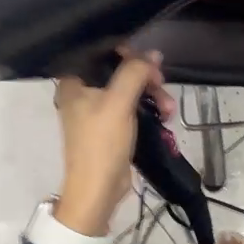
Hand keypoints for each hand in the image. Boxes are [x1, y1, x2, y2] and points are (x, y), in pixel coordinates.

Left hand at [51, 53, 172, 236]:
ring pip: (129, 89)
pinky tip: (165, 116)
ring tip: (169, 109)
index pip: (102, 52)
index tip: (150, 63)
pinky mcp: (110, 125)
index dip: (129, 53)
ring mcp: (96, 109)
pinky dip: (148, 108)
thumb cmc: (101, 142)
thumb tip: (152, 54)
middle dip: (146, 78)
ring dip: (152, 95)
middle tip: (162, 85)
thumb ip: (134, 72)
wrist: (97, 190)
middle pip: (119, 71)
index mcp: (74, 81)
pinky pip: (132, 107)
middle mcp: (82, 91)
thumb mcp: (118, 102)